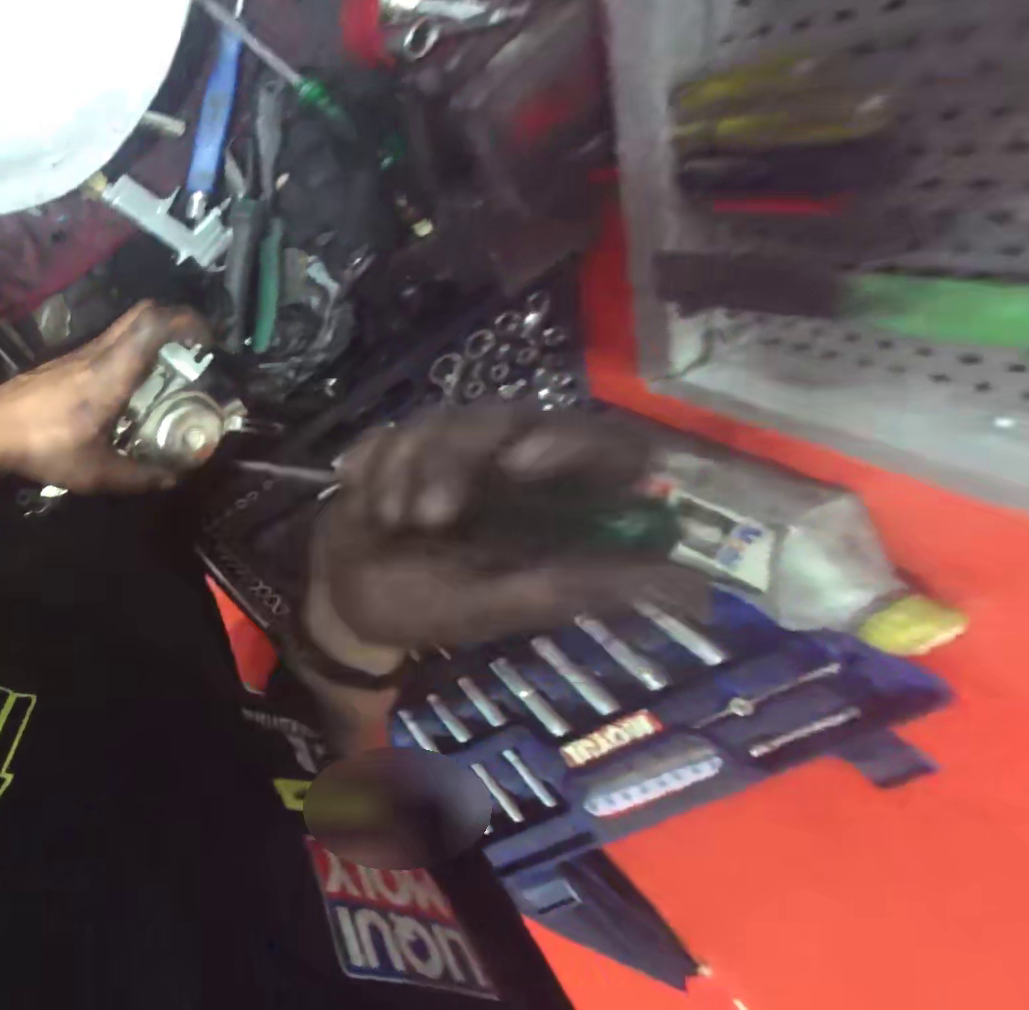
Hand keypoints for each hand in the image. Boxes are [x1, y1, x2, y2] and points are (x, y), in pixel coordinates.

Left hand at [0, 301, 209, 492]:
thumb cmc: (43, 448)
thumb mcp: (97, 472)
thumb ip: (140, 476)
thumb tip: (173, 478)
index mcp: (112, 371)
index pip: (154, 323)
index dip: (187, 321)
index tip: (207, 341)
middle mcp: (98, 353)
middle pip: (143, 314)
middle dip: (176, 324)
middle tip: (193, 354)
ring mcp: (78, 354)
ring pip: (124, 329)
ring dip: (153, 341)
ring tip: (168, 375)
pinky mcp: (64, 364)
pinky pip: (107, 346)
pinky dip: (130, 355)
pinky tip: (128, 390)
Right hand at [305, 404, 703, 673]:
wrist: (342, 600)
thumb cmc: (421, 609)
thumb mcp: (493, 608)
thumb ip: (568, 590)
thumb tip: (685, 588)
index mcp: (547, 505)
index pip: (599, 446)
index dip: (573, 443)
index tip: (520, 465)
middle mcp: (506, 466)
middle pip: (504, 419)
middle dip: (451, 463)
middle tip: (425, 519)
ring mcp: (449, 451)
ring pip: (443, 420)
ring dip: (407, 471)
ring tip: (390, 521)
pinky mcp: (400, 446)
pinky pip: (392, 431)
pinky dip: (376, 466)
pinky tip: (367, 503)